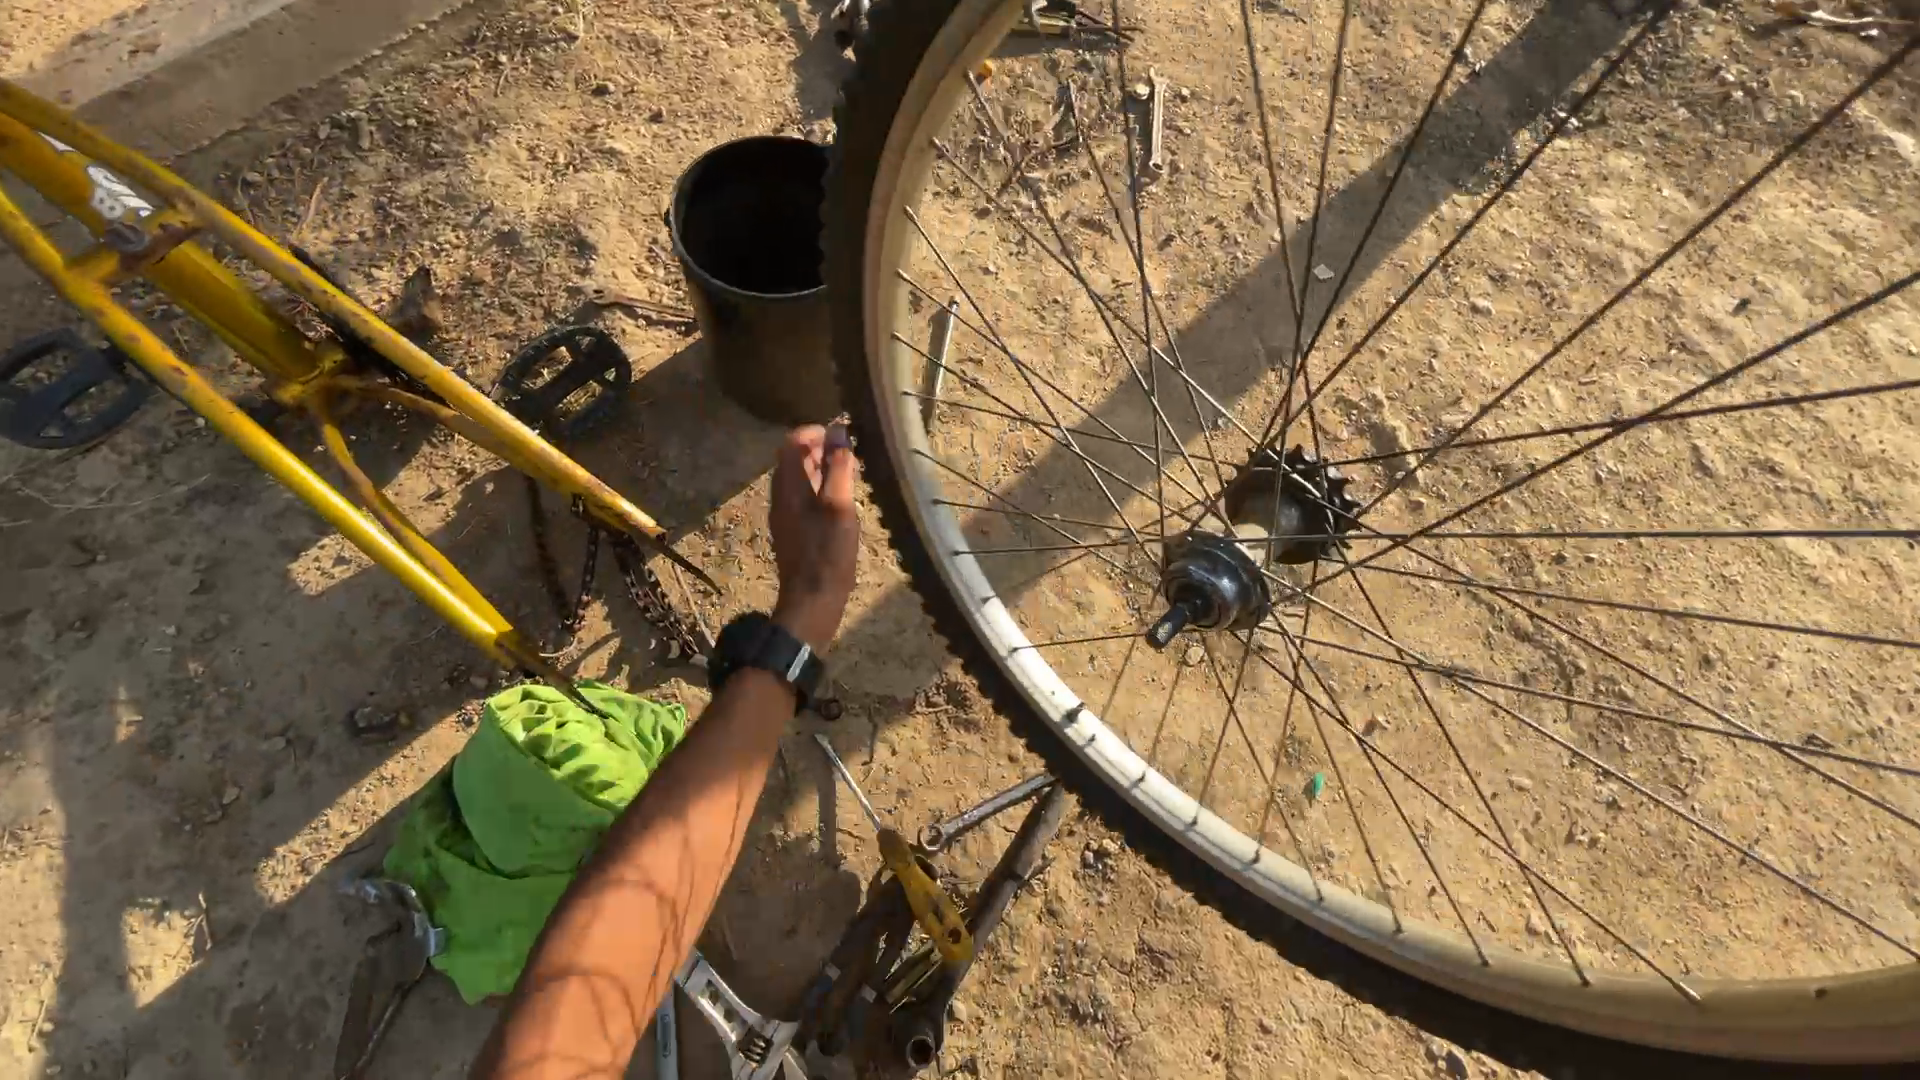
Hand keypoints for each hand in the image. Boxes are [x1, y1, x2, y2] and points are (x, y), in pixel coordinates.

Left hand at [769, 423, 859, 648]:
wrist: (812, 600)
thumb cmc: (828, 552)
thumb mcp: (839, 505)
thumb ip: (839, 467)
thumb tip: (839, 431)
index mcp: (788, 487)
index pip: (791, 443)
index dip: (815, 432)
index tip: (842, 434)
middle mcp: (780, 497)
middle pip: (793, 460)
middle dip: (819, 448)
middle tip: (849, 452)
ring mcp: (785, 516)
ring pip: (798, 480)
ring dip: (820, 469)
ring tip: (849, 473)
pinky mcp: (793, 531)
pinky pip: (802, 497)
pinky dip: (819, 488)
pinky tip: (840, 501)